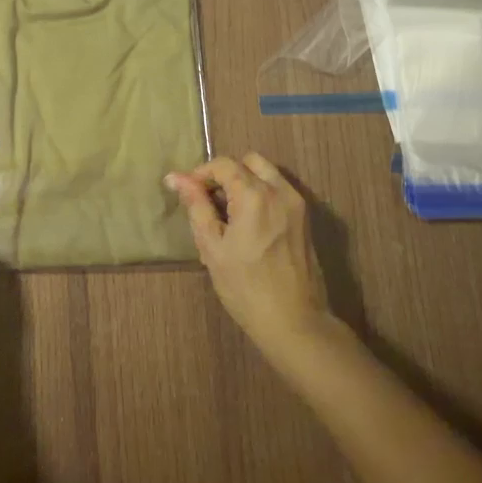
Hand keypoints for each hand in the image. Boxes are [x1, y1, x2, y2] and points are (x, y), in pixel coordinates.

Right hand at [167, 154, 333, 359]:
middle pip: (249, 161)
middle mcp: (281, 191)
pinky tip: (249, 225)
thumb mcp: (212, 247)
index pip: (224, 164)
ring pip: (267, 174)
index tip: (188, 195)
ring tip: (228, 214)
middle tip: (209, 202)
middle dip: (226, 174)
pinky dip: (261, 195)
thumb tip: (176, 177)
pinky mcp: (305, 219)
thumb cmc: (245, 287)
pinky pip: (280, 192)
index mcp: (255, 196)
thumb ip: (196, 206)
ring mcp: (298, 205)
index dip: (201, 174)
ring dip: (245, 183)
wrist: (294, 321)